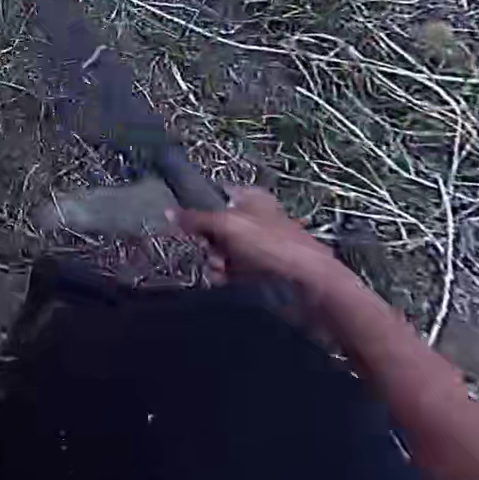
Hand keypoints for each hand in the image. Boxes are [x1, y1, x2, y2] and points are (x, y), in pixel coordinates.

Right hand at [172, 186, 354, 295]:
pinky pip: (232, 269)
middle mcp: (253, 218)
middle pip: (214, 224)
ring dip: (214, 259)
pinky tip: (224, 279)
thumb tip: (168, 212)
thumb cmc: (269, 244)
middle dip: (205, 238)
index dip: (198, 205)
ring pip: (221, 248)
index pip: (214, 193)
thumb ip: (195, 219)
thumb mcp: (227, 225)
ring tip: (219, 268)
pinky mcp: (261, 270)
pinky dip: (225, 274)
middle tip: (207, 247)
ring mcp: (257, 245)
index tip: (184, 219)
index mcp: (250, 197)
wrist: (310, 286)